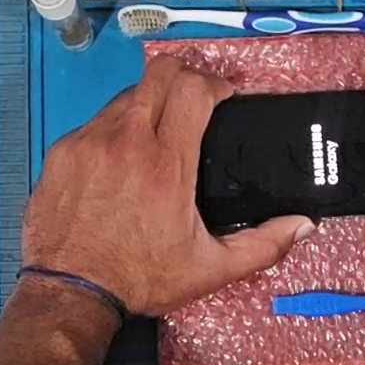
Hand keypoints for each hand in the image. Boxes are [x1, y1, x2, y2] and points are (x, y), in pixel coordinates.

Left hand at [23, 56, 315, 314]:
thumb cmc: (138, 279)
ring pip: (126, 94)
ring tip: (160, 129)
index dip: (214, 83)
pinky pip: (95, 121)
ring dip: (150, 101)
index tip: (223, 96)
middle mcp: (126, 142)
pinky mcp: (63, 151)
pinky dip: (116, 128)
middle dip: (184, 74)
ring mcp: (89, 142)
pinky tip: (123, 156)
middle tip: (196, 96)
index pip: (193, 88)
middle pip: (158, 71)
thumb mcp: (210, 268)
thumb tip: (301, 225)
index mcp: (167, 164)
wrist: (70, 292)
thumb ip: (262, 245)